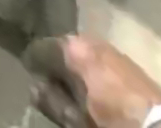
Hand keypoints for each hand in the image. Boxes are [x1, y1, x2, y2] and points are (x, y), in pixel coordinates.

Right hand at [24, 35, 160, 127]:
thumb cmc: (114, 122)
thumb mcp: (77, 119)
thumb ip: (52, 100)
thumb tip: (34, 87)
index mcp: (74, 48)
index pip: (41, 47)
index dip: (33, 62)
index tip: (30, 75)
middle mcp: (90, 40)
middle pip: (64, 48)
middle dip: (57, 64)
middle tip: (52, 84)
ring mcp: (112, 49)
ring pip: (84, 54)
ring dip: (77, 67)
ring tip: (75, 89)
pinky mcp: (130, 63)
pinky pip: (102, 62)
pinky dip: (95, 72)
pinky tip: (96, 91)